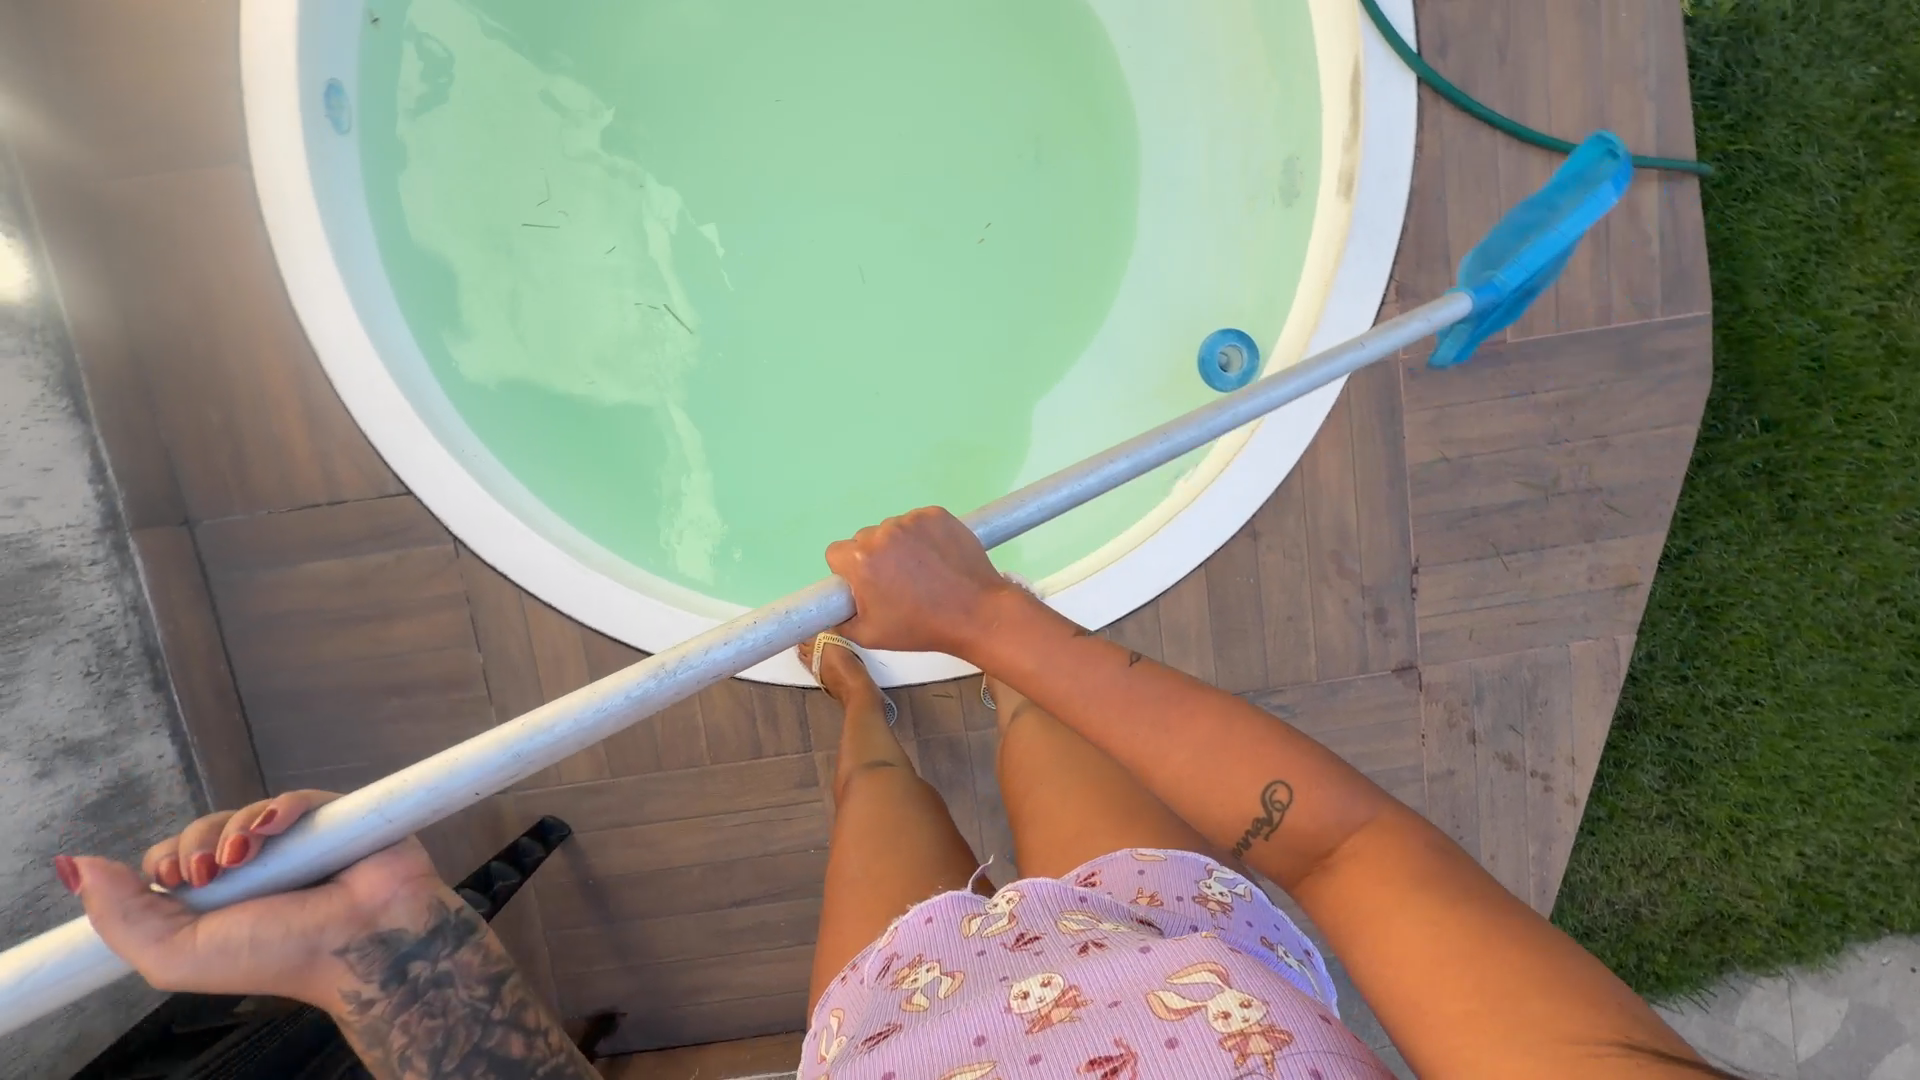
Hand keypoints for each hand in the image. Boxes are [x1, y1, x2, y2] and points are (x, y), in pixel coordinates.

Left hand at [58, 790, 444, 1008]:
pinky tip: (276, 824)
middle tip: (212, 871)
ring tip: (247, 852)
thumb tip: (78, 866)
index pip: (175, 861)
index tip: (179, 881)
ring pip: (250, 813)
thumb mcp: (178, 954)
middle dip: (197, 843)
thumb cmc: (276, 953)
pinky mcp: (338, 819)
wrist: (360, 938)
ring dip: (237, 827)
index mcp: (218, 901)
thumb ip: (124, 916)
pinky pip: (301, 798)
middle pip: (207, 831)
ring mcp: (298, 843)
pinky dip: (282, 805)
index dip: (167, 861)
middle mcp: (256, 869)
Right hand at [825, 506, 1028, 656]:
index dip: (848, 572)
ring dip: (901, 546)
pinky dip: (924, 536)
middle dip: (875, 558)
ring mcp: (913, 520)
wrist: (976, 613)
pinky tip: (938, 558)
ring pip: (893, 530)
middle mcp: (883, 532)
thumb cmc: (920, 627)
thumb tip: (833, 609)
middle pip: (866, 540)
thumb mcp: (868, 636)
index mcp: (861, 559)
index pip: (837, 553)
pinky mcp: (937, 514)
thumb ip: (840, 621)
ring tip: (924, 573)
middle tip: (899, 583)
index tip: (867, 586)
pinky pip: (919, 522)